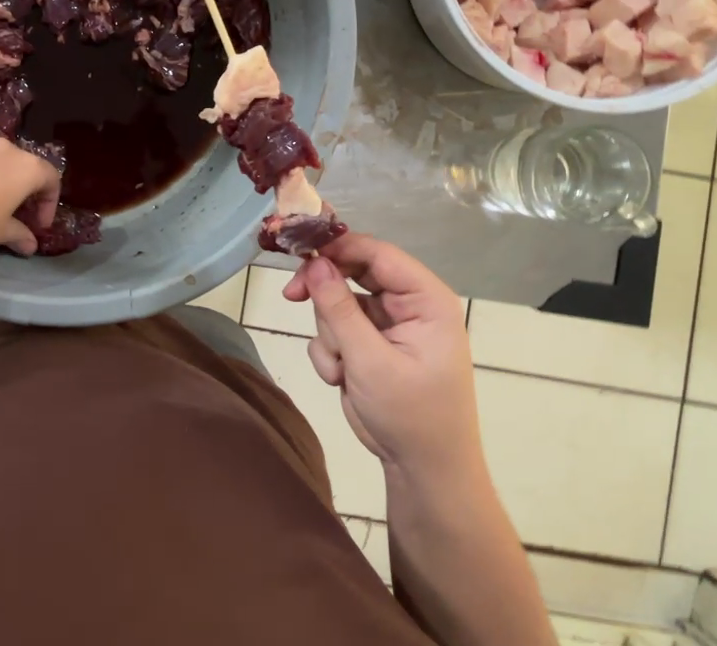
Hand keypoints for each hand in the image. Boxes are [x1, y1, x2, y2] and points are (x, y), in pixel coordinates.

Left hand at [0, 138, 61, 255]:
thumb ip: (19, 235)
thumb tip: (30, 244)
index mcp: (25, 166)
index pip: (50, 179)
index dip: (50, 203)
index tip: (39, 226)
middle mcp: (4, 148)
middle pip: (25, 166)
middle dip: (27, 191)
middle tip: (18, 216)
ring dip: (2, 182)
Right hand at [284, 234, 482, 478]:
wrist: (421, 470)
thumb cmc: (411, 414)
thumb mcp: (370, 360)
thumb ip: (339, 309)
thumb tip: (313, 262)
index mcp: (426, 300)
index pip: (378, 253)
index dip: (338, 246)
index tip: (298, 251)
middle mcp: (408, 305)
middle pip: (352, 272)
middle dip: (324, 293)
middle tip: (290, 297)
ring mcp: (387, 325)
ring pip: (337, 302)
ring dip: (328, 334)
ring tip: (339, 368)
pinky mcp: (369, 345)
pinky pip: (336, 329)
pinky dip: (329, 352)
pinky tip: (339, 378)